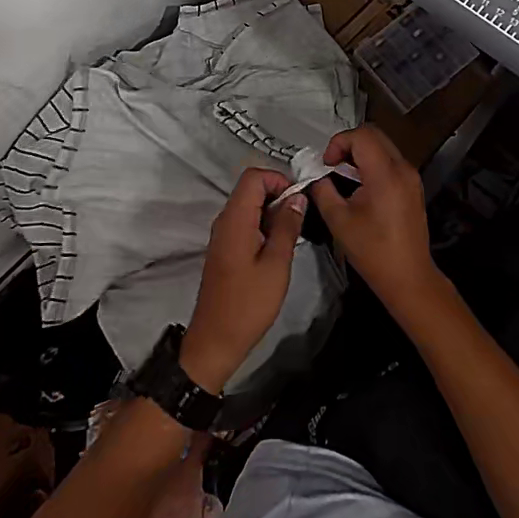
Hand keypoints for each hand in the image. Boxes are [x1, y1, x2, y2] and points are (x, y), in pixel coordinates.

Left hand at [181, 168, 305, 393]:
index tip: (300, 198)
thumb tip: (298, 198)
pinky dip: (264, 225)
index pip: (254, 177)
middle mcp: (224, 221)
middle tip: (302, 217)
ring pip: (249, 206)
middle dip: (279, 194)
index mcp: (235, 219)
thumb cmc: (249, 303)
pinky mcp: (225, 249)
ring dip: (273, 211)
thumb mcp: (276, 264)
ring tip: (294, 233)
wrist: (216, 339)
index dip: (279, 179)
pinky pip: (245, 223)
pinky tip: (279, 246)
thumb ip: (287, 226)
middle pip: (251, 189)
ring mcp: (223, 235)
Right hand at [308, 126, 437, 306]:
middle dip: (348, 144)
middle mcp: (403, 169)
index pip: (362, 136)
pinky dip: (372, 164)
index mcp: (385, 175)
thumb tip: (315, 176)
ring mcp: (411, 177)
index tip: (327, 163)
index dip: (338, 143)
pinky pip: (391, 161)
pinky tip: (360, 186)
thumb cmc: (373, 251)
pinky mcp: (413, 186)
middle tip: (332, 164)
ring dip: (360, 153)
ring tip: (343, 175)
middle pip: (374, 135)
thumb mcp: (338, 220)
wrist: (408, 276)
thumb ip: (322, 191)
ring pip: (383, 146)